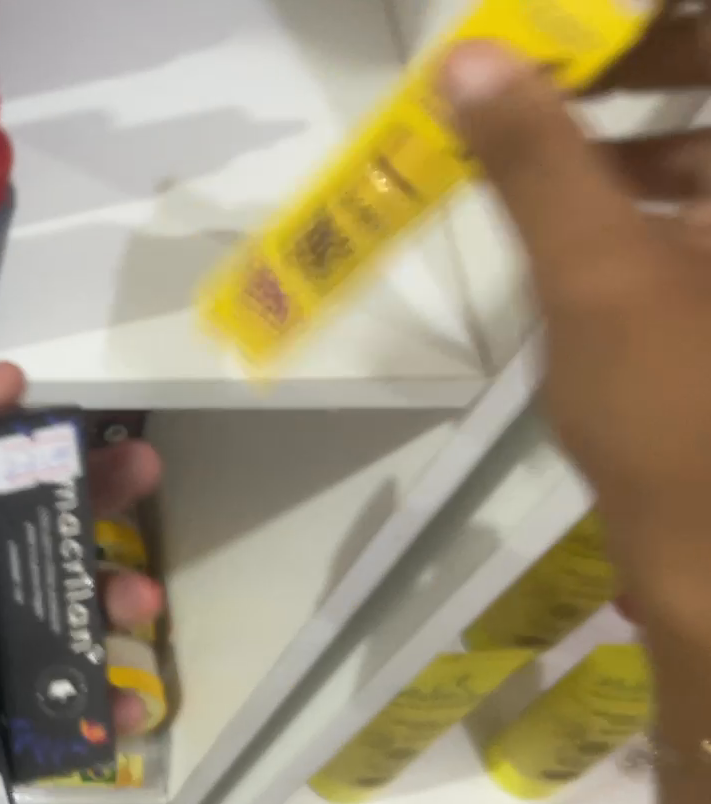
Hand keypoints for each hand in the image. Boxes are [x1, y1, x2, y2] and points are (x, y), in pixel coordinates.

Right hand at [441, 9, 710, 641]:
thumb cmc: (680, 411)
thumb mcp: (599, 274)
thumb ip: (538, 163)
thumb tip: (470, 64)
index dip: (652, 15)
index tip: (559, 28)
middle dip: (643, 48)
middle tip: (535, 66)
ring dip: (643, 101)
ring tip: (539, 123)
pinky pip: (709, 176)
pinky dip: (657, 158)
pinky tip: (588, 187)